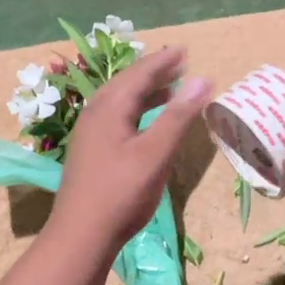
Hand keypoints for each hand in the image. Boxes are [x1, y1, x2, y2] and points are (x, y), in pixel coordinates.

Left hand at [50, 47, 211, 247]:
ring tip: (169, 91)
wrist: (81, 234)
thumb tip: (203, 79)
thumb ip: (178, 116)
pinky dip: (135, 112)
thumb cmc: (121, 193)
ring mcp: (88, 135)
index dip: (163, 62)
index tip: (185, 51)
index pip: (139, 74)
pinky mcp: (89, 153)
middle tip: (179, 65)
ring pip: (119, 102)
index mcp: (109, 108)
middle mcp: (94, 114)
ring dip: (145, 93)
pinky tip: (146, 126)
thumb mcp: (155, 153)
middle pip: (126, 84)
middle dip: (153, 73)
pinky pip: (115, 118)